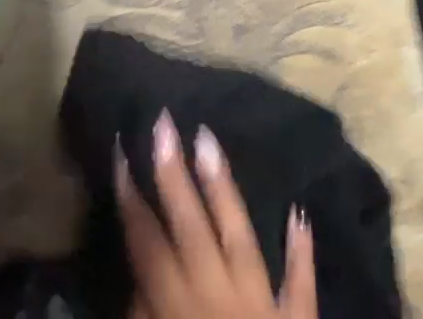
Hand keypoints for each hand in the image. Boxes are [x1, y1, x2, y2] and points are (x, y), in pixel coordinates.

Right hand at [116, 110, 315, 318]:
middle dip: (174, 172)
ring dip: (223, 188)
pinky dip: (301, 249)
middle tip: (164, 122)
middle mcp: (218, 293)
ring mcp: (262, 303)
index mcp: (177, 303)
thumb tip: (140, 275)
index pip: (147, 239)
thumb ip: (142, 310)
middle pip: (191, 225)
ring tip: (208, 139)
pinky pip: (300, 283)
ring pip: (240, 236)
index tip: (121, 150)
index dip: (130, 195)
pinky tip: (299, 213)